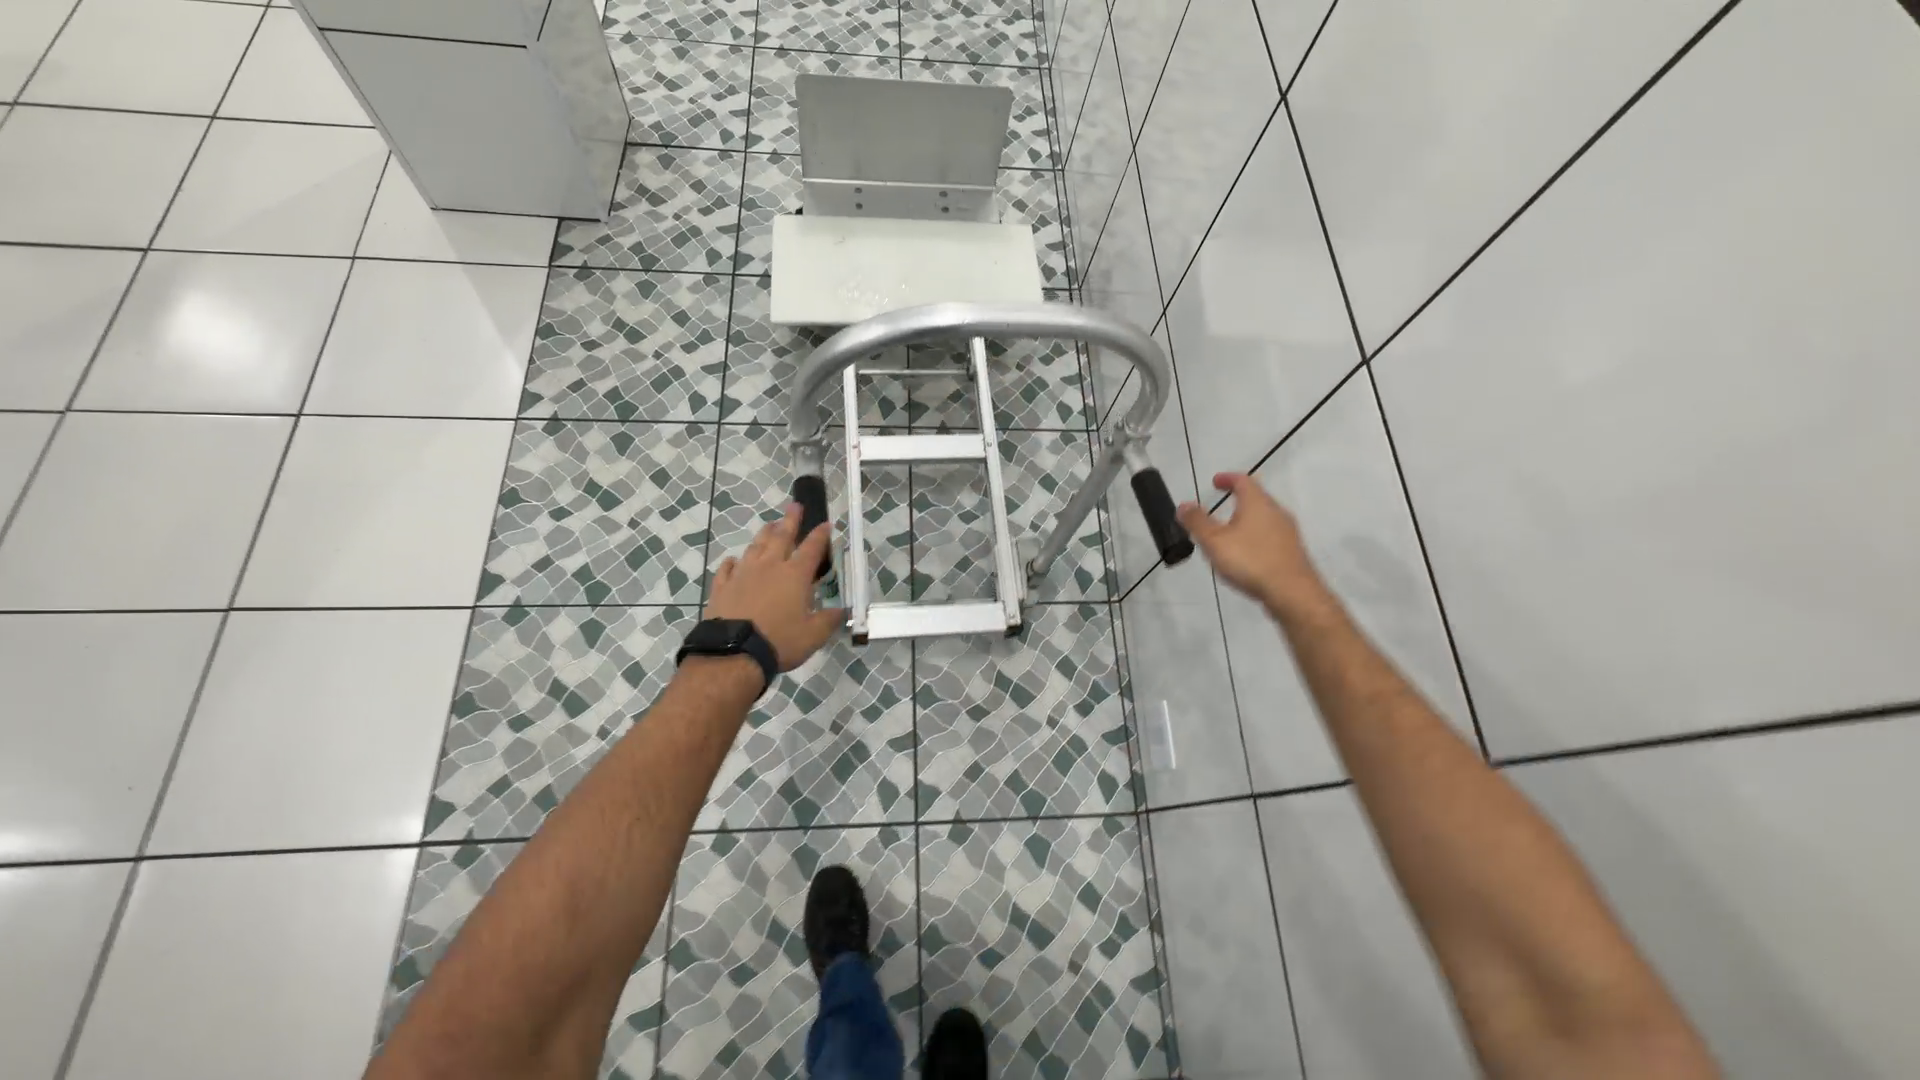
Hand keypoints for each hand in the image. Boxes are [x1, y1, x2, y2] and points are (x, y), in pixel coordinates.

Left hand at [705, 505, 846, 670]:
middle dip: (790, 520)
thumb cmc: (779, 641)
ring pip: (755, 547)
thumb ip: (829, 620)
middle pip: (781, 536)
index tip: (826, 524)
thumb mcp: (813, 635)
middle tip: (794, 505)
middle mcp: (769, 567)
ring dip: (764, 534)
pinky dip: (733, 562)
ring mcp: (743, 574)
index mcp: (795, 575)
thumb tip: (841, 611)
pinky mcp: (722, 586)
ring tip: (769, 525)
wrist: (734, 652)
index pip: (812, 548)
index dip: (821, 535)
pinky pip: (727, 568)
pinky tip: (734, 560)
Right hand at [1177, 473, 1326, 611]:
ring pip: (1264, 519)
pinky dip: (1255, 538)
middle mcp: (1276, 512)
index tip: (1215, 482)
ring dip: (1246, 521)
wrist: (1292, 592)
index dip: (1227, 478)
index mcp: (1257, 503)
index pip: (1243, 481)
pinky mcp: (1292, 552)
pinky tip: (1246, 555)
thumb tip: (1183, 505)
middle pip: (1256, 498)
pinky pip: (1270, 537)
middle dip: (1237, 500)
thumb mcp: (1214, 541)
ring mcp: (1288, 533)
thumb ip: (1197, 522)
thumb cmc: (1250, 561)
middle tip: (1219, 510)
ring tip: (1229, 535)